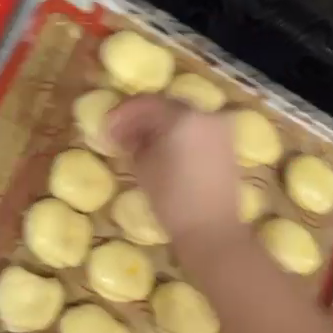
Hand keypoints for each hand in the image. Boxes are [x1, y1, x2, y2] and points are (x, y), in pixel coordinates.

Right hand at [104, 95, 239, 246]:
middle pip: (166, 106)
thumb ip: (133, 143)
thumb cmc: (172, 199)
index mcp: (182, 117)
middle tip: (120, 135)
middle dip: (141, 118)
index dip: (122, 113)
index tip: (106, 127)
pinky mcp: (226, 145)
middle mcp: (204, 115)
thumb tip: (127, 134)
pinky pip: (196, 130)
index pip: (146, 102)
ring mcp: (219, 129)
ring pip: (182, 118)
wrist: (212, 230)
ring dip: (159, 126)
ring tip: (139, 145)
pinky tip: (163, 151)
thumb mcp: (143, 168)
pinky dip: (177, 135)